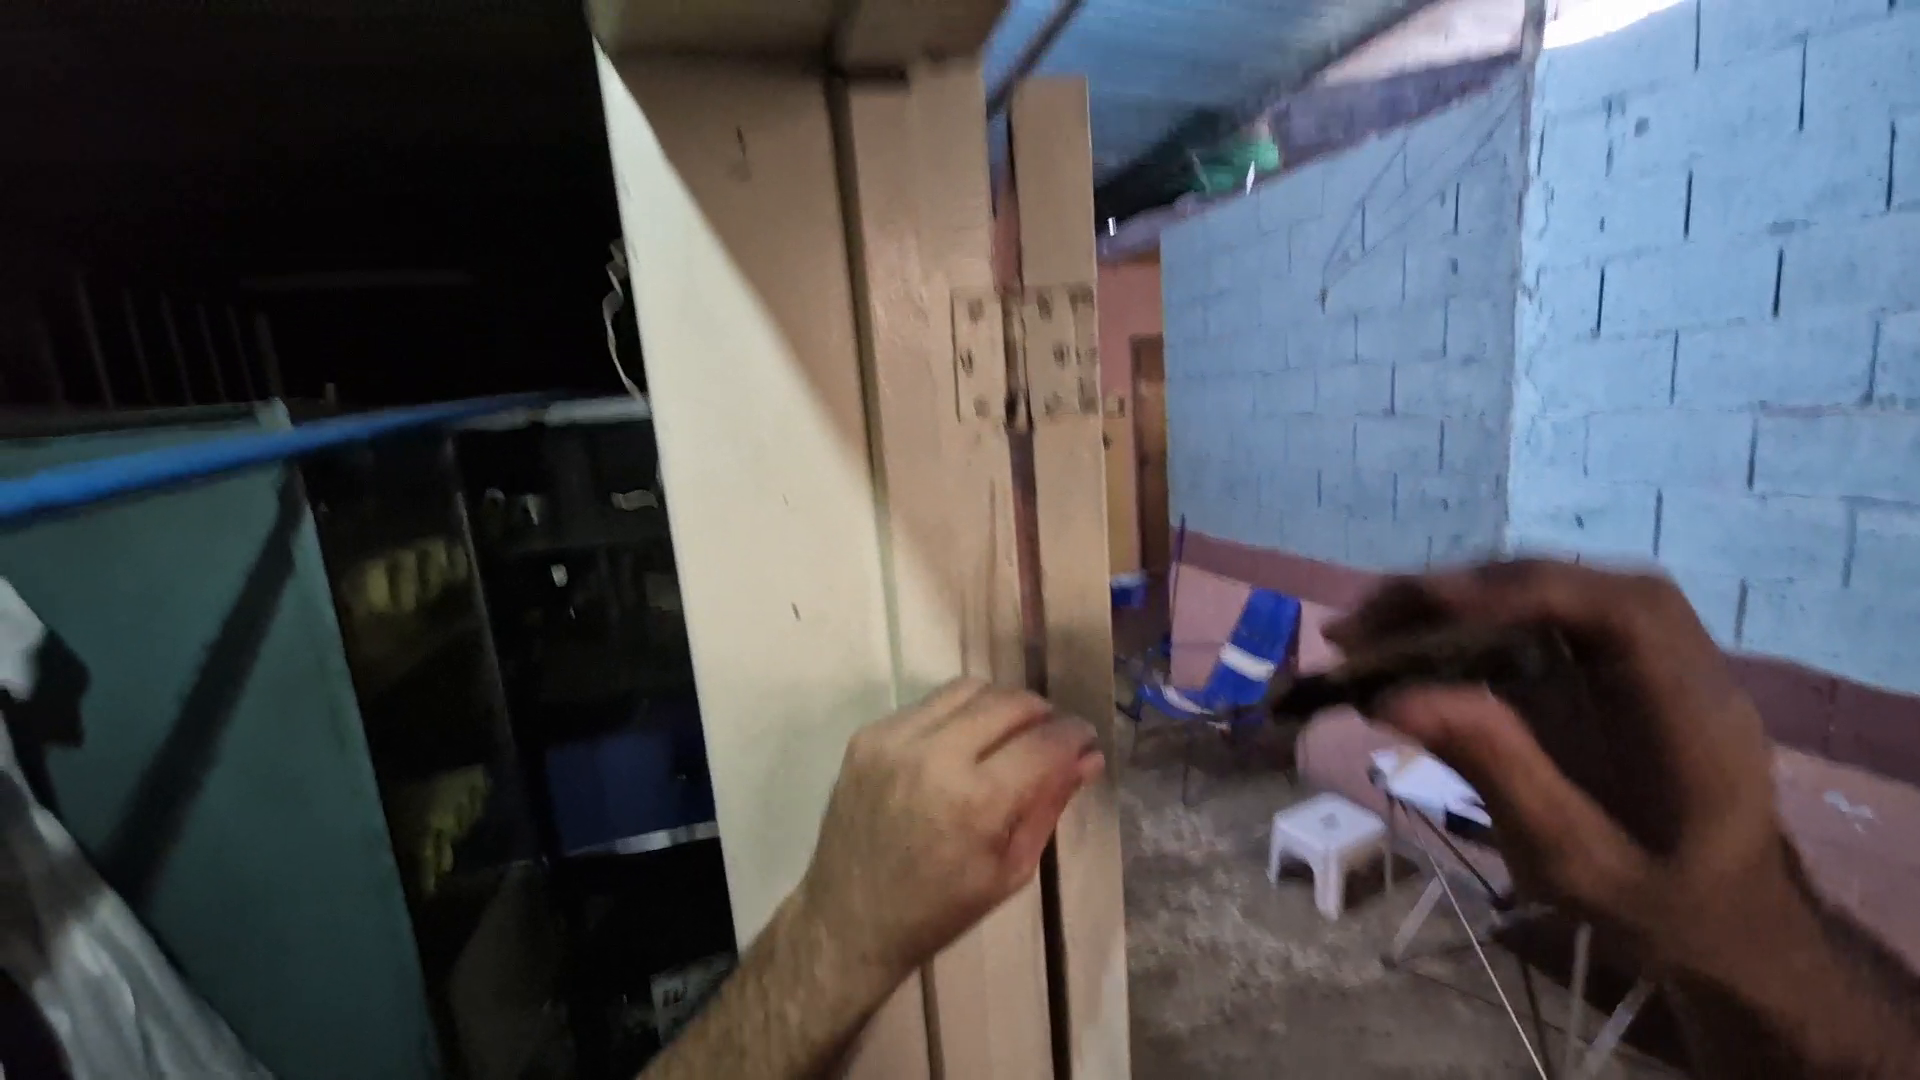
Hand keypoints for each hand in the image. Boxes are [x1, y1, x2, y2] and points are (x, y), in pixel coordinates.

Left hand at [793, 678, 1103, 991]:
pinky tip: (959, 743)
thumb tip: (1088, 757)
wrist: (848, 918)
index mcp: (977, 802)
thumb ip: (1049, 804)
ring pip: (968, 688)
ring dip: (999, 704)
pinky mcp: (868, 733)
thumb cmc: (940, 910)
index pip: (1044, 742)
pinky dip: (956, 715)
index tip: (1085, 737)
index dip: (1074, 734)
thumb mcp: (1010, 870)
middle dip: (1042, 712)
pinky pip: (928, 703)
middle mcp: (935, 756)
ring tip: (1007, 731)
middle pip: (1009, 701)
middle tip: (1050, 732)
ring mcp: (895, 738)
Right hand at [1331, 560, 1793, 985]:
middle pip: (1556, 587)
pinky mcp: (1585, 669)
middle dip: (1449, 595)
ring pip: (1525, 597)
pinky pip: (1513, 624)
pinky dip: (1446, 628)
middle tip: (1358, 627)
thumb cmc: (1657, 903)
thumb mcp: (1572, 858)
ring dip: (1435, 608)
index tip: (1428, 606)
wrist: (1718, 920)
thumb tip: (1389, 699)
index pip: (1621, 609)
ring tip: (1357, 636)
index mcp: (1692, 712)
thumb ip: (1494, 770)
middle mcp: (1664, 664)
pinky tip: (1393, 648)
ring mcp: (1624, 660)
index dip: (1523, 592)